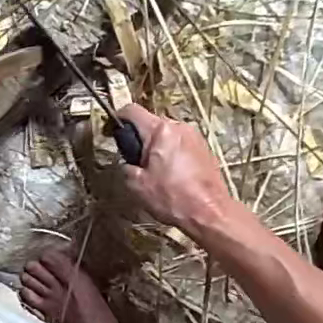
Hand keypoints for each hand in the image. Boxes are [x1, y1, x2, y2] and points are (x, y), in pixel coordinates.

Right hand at [119, 103, 239, 234]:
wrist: (209, 212)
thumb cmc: (176, 198)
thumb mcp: (137, 185)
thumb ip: (126, 167)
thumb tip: (128, 165)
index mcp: (160, 131)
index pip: (132, 110)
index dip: (118, 119)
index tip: (113, 130)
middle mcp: (180, 127)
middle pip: (151, 124)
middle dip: (140, 140)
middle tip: (137, 164)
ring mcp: (194, 137)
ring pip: (167, 135)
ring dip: (158, 148)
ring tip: (157, 174)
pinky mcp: (204, 149)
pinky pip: (181, 145)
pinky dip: (173, 155)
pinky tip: (173, 176)